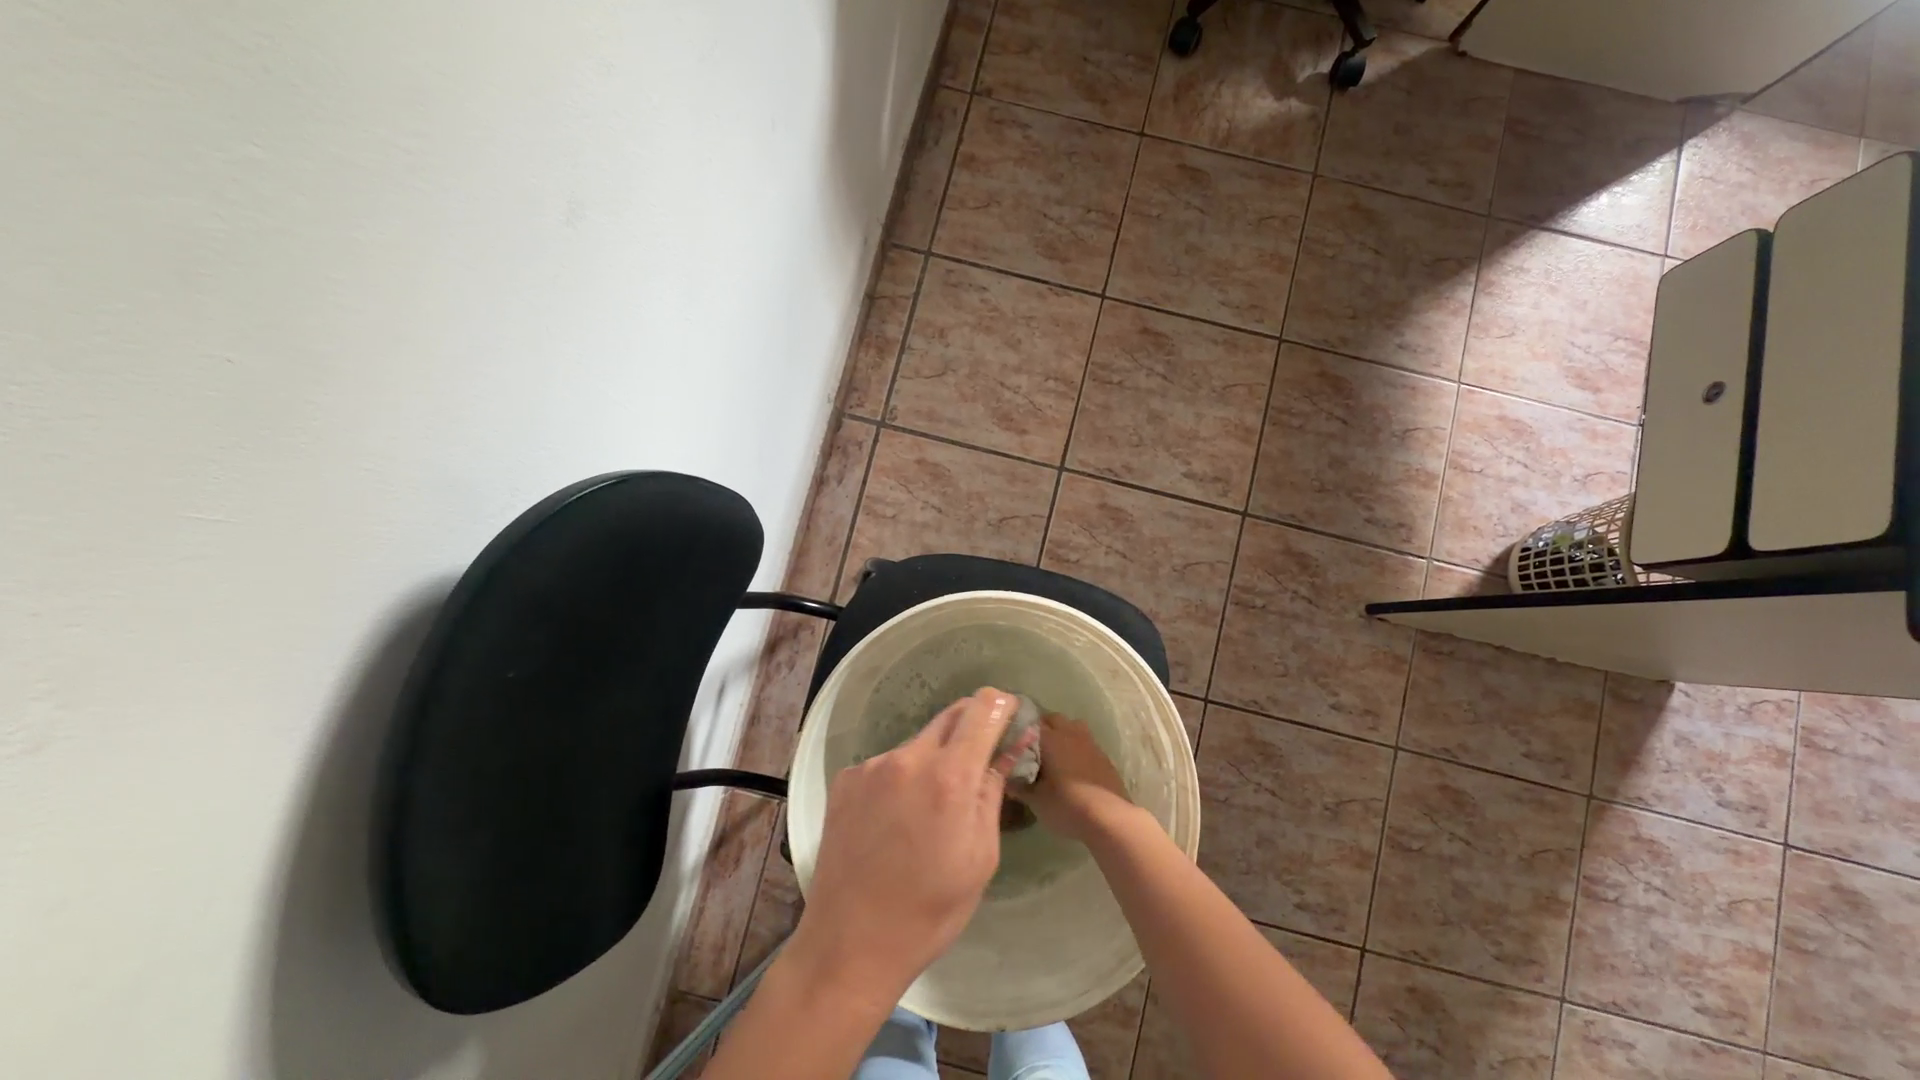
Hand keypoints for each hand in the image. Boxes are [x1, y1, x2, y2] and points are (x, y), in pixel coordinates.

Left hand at [789, 687, 1035, 1004]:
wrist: (850, 943)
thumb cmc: (930, 910)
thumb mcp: (980, 855)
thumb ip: (994, 790)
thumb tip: (1015, 743)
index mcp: (948, 777)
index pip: (981, 709)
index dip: (1001, 706)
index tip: (1012, 718)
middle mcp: (906, 759)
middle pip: (949, 718)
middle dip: (971, 730)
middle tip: (980, 764)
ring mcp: (870, 768)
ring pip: (917, 744)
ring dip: (935, 760)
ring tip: (931, 812)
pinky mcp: (844, 782)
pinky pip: (886, 765)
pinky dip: (902, 779)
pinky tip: (897, 821)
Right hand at [1013, 715, 1134, 843]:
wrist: (1109, 818)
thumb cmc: (1066, 806)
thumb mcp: (1036, 801)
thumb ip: (1019, 788)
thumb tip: (1006, 780)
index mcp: (1050, 739)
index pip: (1031, 722)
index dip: (1020, 729)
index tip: (1012, 740)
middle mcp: (1071, 734)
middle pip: (1054, 719)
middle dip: (1043, 727)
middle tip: (1031, 747)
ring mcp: (1091, 744)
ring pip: (1074, 728)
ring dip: (1063, 735)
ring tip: (1054, 755)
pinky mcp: (1104, 758)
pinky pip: (1086, 744)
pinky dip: (1077, 749)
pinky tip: (1073, 768)